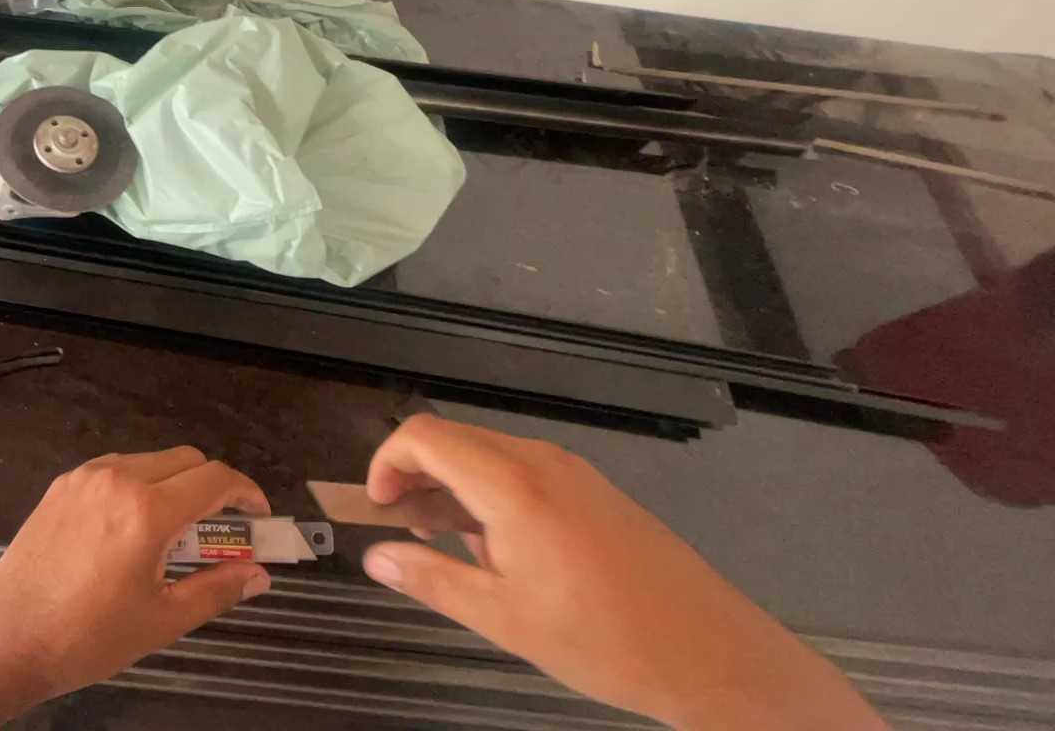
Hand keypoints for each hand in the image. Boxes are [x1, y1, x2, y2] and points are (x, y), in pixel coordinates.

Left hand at [0, 446, 272, 704]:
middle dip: (214, 486)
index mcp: (148, 510)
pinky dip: (140, 484)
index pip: (215, 479)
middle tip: (221, 528)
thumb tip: (259, 575)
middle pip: (187, 459)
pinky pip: (117, 468)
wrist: (8, 634)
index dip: (246, 492)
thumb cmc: (89, 635)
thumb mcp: (162, 620)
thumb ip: (217, 590)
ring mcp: (87, 476)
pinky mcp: (64, 483)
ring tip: (175, 531)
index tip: (258, 515)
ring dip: (176, 483)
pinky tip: (133, 525)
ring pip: (151, 460)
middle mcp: (120, 478)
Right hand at [361, 415, 887, 730]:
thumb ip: (429, 578)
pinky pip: (521, 468)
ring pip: (485, 453)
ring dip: (452, 484)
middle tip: (408, 527)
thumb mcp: (503, 618)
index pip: (423, 437)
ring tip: (456, 546)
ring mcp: (573, 471)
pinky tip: (506, 549)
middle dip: (414, 474)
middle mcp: (540, 460)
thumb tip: (375, 556)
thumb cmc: (604, 641)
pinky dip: (489, 491)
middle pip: (451, 438)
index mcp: (511, 483)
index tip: (379, 508)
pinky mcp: (595, 490)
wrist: (723, 661)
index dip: (386, 463)